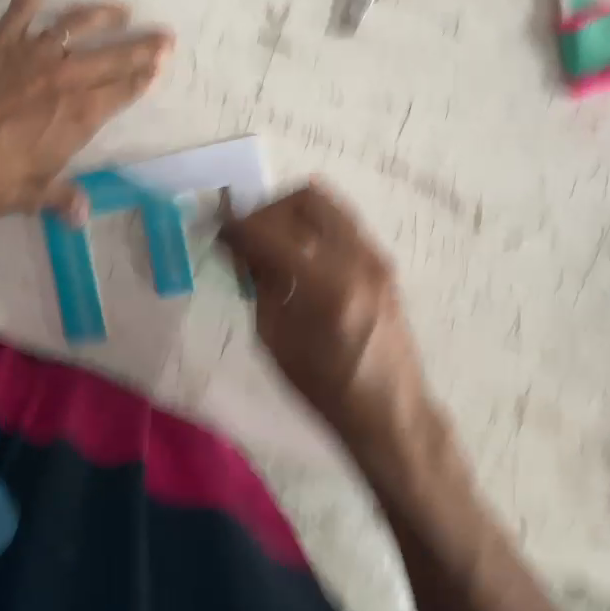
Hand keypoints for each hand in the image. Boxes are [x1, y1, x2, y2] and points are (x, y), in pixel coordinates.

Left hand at [0, 0, 172, 227]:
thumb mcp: (33, 196)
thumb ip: (63, 198)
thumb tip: (82, 213)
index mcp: (79, 115)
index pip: (123, 90)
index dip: (145, 76)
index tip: (161, 64)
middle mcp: (64, 78)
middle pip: (113, 56)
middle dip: (142, 45)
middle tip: (163, 36)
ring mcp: (31, 55)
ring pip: (76, 25)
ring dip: (102, 15)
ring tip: (119, 10)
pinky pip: (22, 8)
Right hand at [220, 185, 429, 445]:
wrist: (390, 411)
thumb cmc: (325, 387)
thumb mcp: (274, 338)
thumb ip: (259, 284)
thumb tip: (240, 247)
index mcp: (324, 286)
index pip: (268, 232)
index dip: (236, 227)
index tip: (219, 232)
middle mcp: (354, 260)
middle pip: (303, 200)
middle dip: (268, 211)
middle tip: (249, 236)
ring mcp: (374, 257)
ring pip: (326, 204)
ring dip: (292, 213)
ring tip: (274, 242)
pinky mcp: (383, 262)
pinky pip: (341, 223)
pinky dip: (314, 226)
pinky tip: (301, 255)